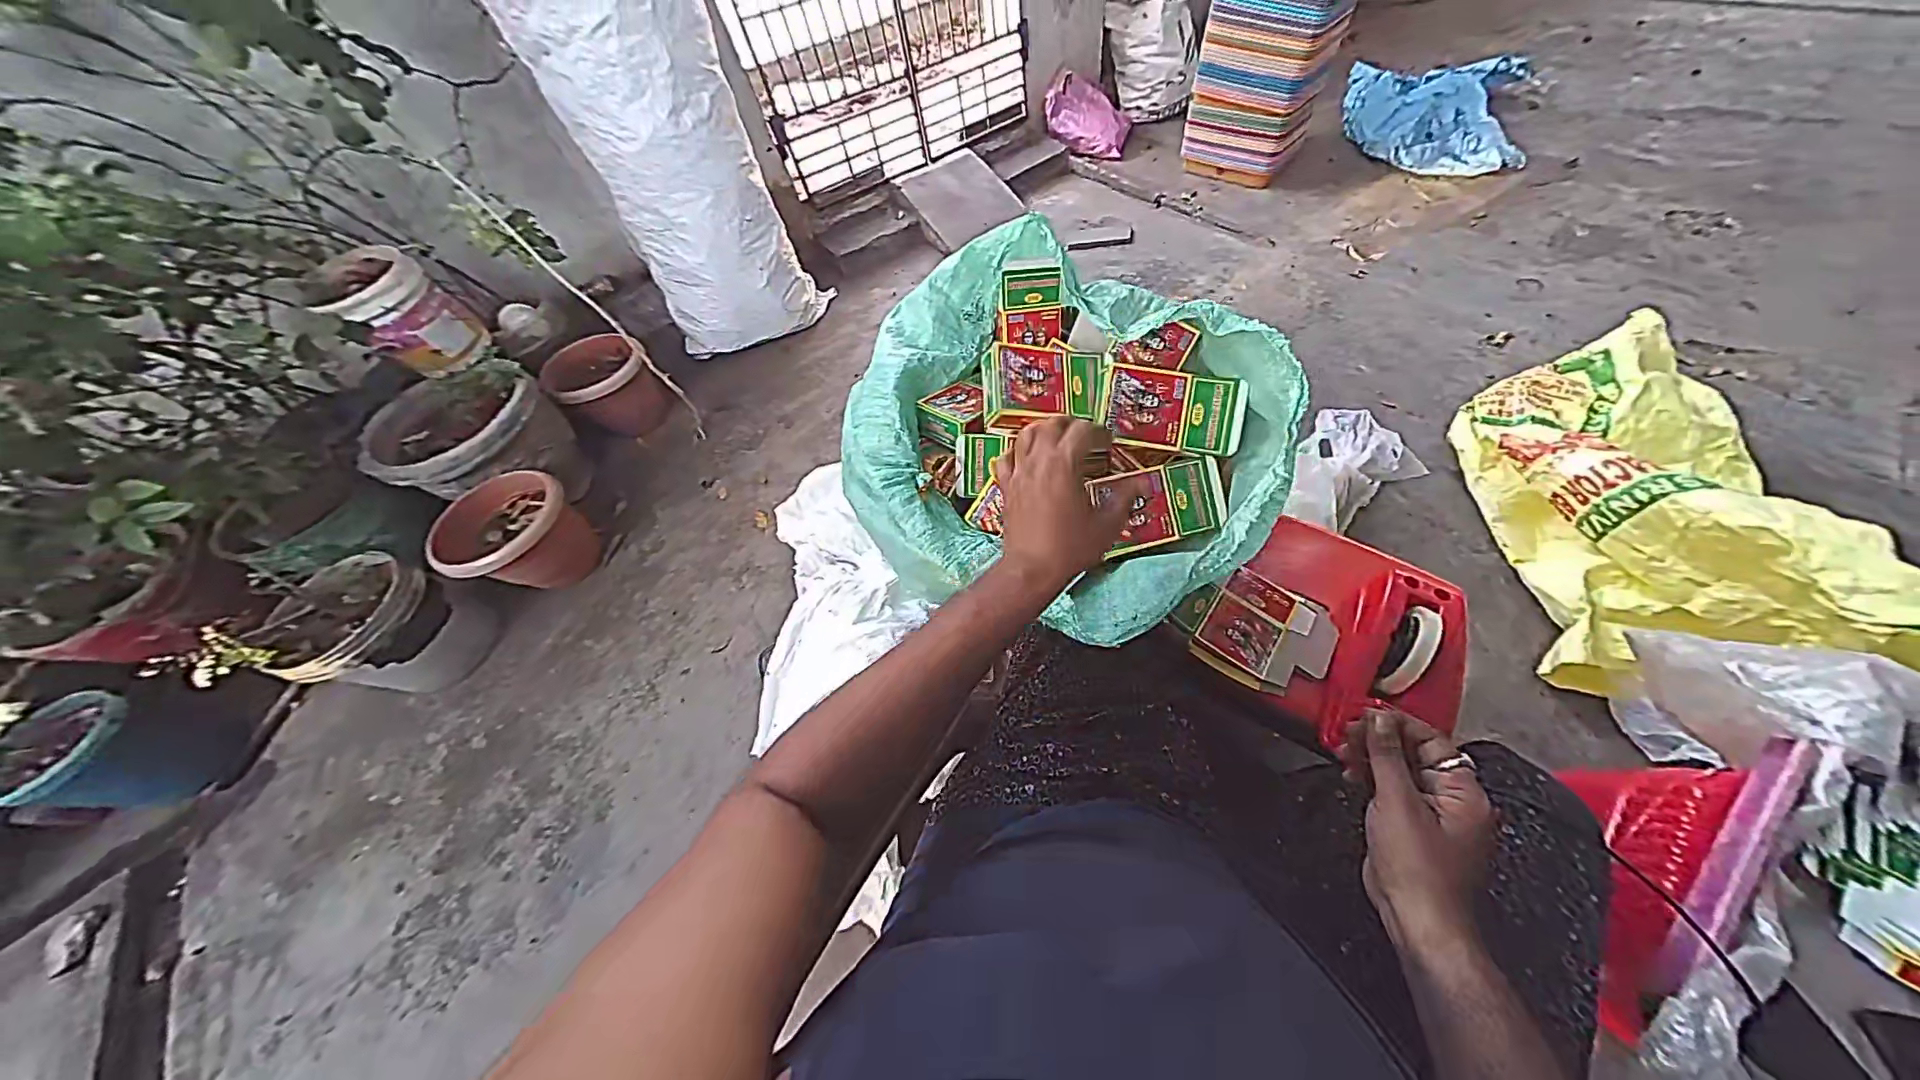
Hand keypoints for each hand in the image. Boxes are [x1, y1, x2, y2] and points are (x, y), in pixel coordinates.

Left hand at [992, 417, 1126, 589]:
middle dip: (1071, 424)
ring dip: (1043, 430)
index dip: (1099, 432)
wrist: (1032, 569)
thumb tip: (1143, 483)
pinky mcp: (1006, 487)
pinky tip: (1026, 457)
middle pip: (1052, 425)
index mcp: (1064, 464)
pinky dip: (1017, 451)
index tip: (1108, 443)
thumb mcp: (1106, 524)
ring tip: (1057, 437)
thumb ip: (1125, 498)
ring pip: (1026, 435)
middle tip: (1085, 435)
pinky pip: (1006, 458)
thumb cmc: (1070, 548)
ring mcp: (1018, 473)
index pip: (1082, 431)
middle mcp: (1038, 462)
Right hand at [1343, 706, 1494, 954]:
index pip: (1432, 741)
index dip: (1397, 725)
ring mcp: (1433, 816)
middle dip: (1379, 741)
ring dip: (1371, 759)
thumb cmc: (1418, 870)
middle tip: (1348, 733)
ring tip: (1344, 752)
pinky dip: (1372, 779)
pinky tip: (1352, 775)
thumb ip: (1386, 755)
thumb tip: (1380, 721)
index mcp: (1465, 793)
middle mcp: (1454, 802)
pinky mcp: (1412, 827)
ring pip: (1401, 772)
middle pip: (1415, 755)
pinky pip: (1393, 791)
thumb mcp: (1396, 800)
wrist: (1417, 918)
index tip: (1366, 715)